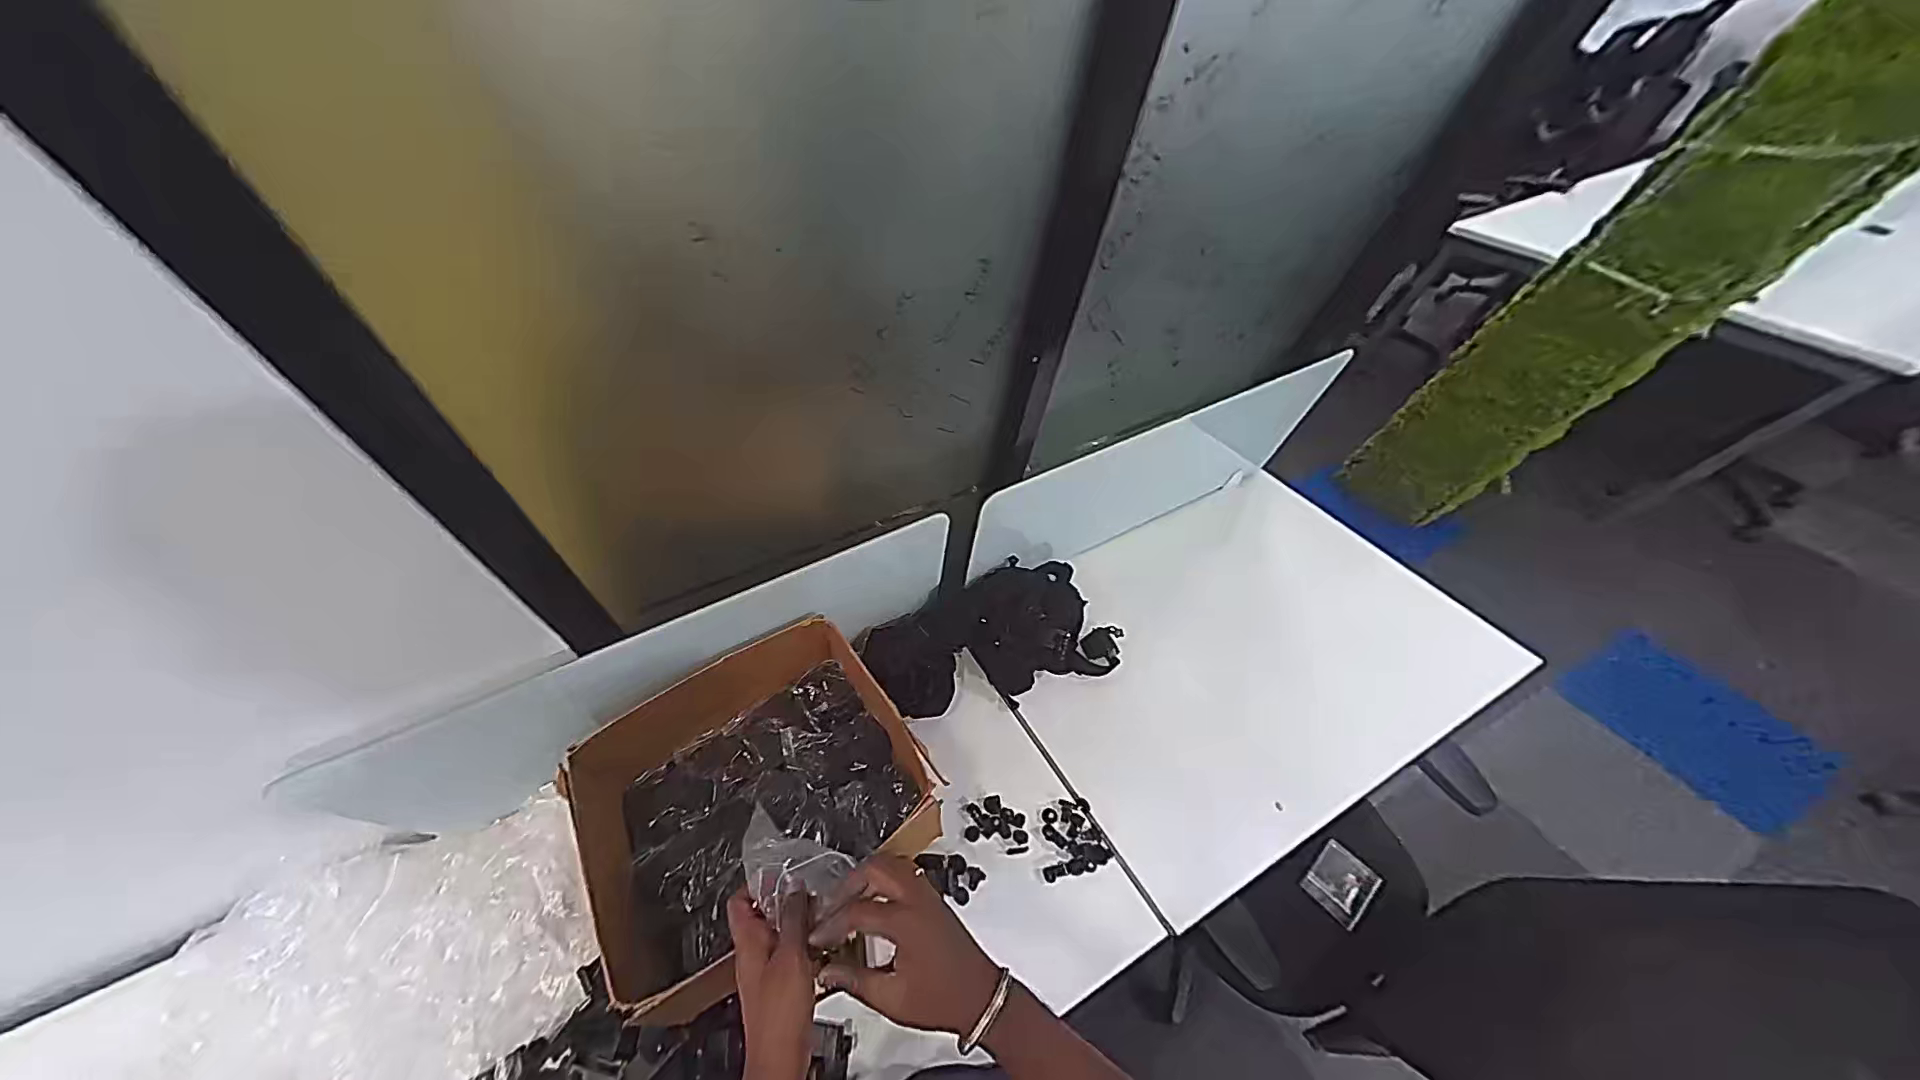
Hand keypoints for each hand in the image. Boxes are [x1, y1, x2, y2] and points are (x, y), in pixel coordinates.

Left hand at [727, 888, 817, 1079]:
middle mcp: (753, 954)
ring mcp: (767, 968)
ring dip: (799, 920)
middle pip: (763, 913)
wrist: (782, 1058)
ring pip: (780, 931)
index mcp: (747, 943)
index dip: (757, 882)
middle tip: (808, 890)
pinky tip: (823, 941)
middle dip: (786, 899)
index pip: (740, 900)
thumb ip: (792, 918)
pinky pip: (792, 950)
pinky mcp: (782, 982)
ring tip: (819, 912)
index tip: (781, 872)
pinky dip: (806, 942)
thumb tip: (793, 887)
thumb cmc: (778, 1015)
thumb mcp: (790, 955)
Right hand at [809, 855, 1001, 1034]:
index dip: (831, 924)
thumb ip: (855, 981)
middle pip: (875, 869)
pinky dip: (883, 878)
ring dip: (866, 877)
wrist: (980, 997)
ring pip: (891, 863)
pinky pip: (904, 872)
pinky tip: (873, 900)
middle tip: (830, 907)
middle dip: (846, 885)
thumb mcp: (892, 998)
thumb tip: (829, 971)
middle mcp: (918, 900)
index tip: (818, 937)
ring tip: (847, 901)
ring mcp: (927, 894)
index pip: (857, 910)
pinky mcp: (932, 897)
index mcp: (907, 922)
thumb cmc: (945, 998)